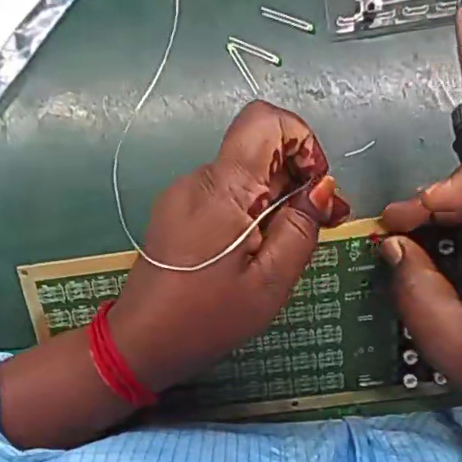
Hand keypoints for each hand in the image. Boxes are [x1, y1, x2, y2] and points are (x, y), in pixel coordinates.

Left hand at [108, 101, 350, 390]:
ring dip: (274, 198)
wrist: (140, 342)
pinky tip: (255, 249)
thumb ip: (301, 227)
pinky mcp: (174, 212)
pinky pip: (222, 195)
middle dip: (296, 177)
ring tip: (287, 245)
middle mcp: (197, 180)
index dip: (301, 141)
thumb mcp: (270, 282)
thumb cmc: (206, 319)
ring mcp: (181, 194)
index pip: (265, 120)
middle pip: (257, 148)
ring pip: (242, 174)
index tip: (315, 187)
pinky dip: (248, 211)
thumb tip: (321, 186)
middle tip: (321, 223)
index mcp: (222, 189)